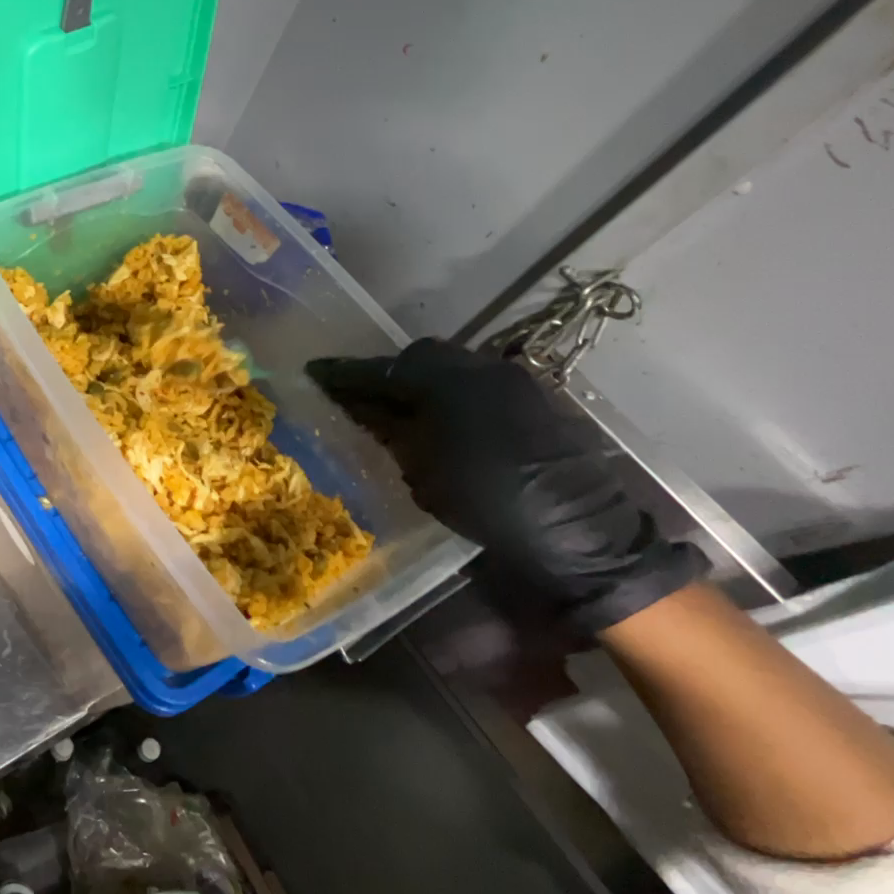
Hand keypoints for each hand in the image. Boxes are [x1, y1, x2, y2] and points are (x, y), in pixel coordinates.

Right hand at [306, 339, 697, 632]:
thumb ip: (390, 430)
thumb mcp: (426, 472)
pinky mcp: (533, 398)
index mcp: (450, 384)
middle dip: (385, 374)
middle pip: (419, 358)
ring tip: (394, 409)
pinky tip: (437, 420)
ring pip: (450, 368)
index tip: (315, 373)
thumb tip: (360, 406)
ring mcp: (513, 381)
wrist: (578, 534)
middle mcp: (483, 369)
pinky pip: (475, 383)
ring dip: (418, 384)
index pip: (385, 369)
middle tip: (357, 396)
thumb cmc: (489, 504)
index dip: (346, 374)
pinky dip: (448, 395)